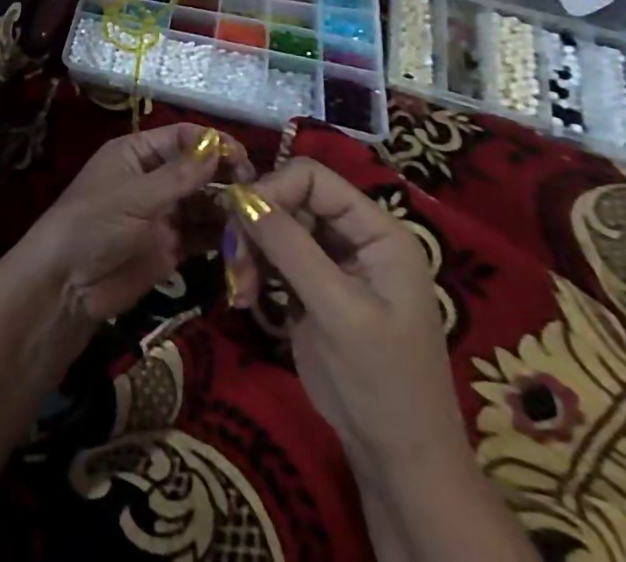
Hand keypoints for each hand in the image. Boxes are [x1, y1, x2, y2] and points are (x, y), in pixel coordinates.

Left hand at [28, 123, 253, 320]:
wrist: (68, 284)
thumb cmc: (91, 225)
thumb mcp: (133, 196)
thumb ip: (178, 176)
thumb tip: (220, 147)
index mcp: (135, 154)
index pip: (182, 137)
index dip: (213, 144)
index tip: (244, 160)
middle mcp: (153, 178)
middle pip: (200, 169)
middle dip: (229, 177)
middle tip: (259, 192)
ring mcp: (165, 213)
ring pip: (208, 202)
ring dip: (231, 208)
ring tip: (259, 218)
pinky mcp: (173, 245)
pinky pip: (206, 234)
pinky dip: (226, 236)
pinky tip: (249, 239)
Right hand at [230, 158, 465, 467]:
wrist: (392, 448)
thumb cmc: (381, 378)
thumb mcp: (337, 309)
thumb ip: (291, 248)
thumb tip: (240, 196)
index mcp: (379, 233)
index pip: (314, 178)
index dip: (273, 189)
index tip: (238, 220)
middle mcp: (354, 237)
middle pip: (288, 199)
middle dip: (255, 225)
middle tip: (233, 262)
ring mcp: (330, 261)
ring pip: (272, 226)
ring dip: (248, 250)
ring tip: (240, 287)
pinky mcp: (307, 284)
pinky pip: (269, 255)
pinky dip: (251, 269)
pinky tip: (245, 296)